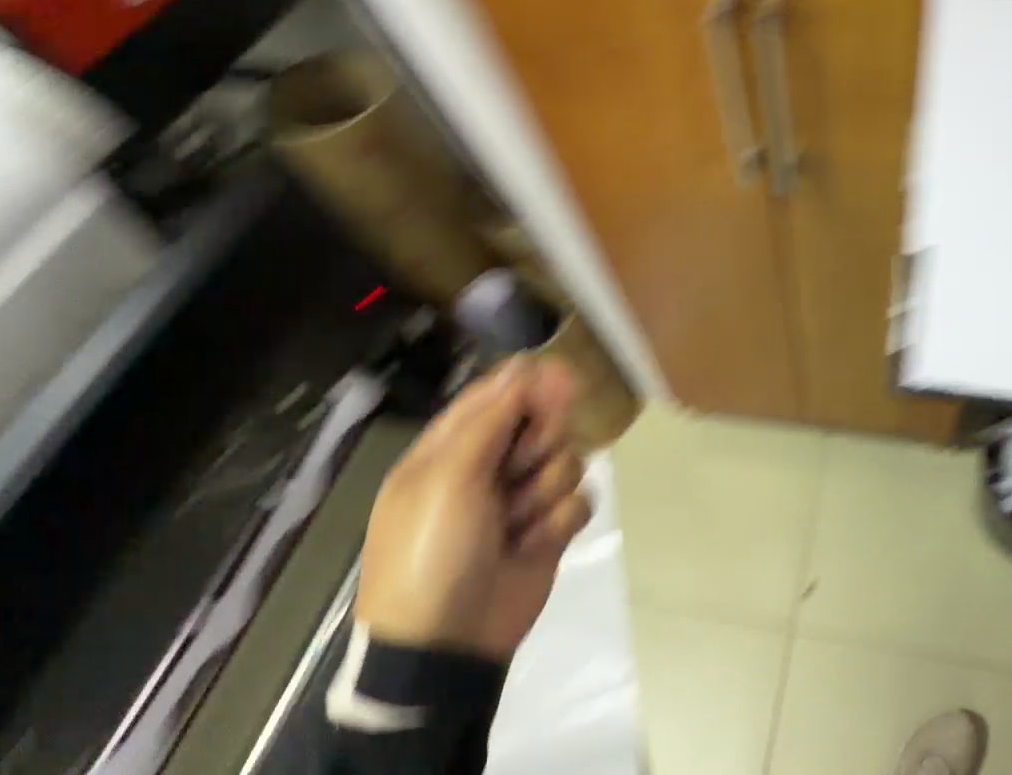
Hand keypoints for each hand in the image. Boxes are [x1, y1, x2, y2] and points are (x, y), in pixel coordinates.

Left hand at [354, 355, 591, 661]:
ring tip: (518, 522)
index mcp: (450, 450)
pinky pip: (578, 501)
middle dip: (541, 440)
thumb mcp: (448, 479)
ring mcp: (521, 500)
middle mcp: (488, 468)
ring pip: (566, 461)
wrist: (446, 646)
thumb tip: (524, 365)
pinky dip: (560, 521)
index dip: (529, 384)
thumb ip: (490, 418)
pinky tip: (535, 544)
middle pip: (540, 422)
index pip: (496, 396)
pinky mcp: (550, 530)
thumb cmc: (432, 552)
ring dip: (547, 489)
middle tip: (525, 462)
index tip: (562, 378)